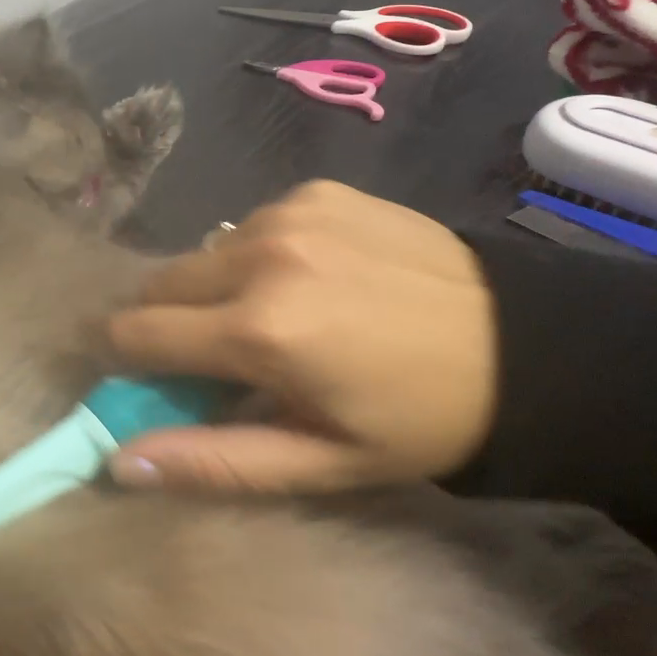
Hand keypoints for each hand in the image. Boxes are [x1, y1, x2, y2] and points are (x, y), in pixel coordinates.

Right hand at [106, 180, 497, 493]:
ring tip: (276, 314)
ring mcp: (285, 216)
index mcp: (258, 331)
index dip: (123, 356)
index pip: (132, 333)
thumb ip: (212, 461)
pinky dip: (257, 256)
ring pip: (200, 256)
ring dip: (214, 288)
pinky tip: (313, 277)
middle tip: (218, 353)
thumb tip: (119, 460)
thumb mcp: (320, 462)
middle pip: (155, 286)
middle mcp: (257, 258)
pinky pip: (246, 227)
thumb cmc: (420, 420)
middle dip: (167, 322)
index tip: (140, 373)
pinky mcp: (312, 193)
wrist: (536, 345)